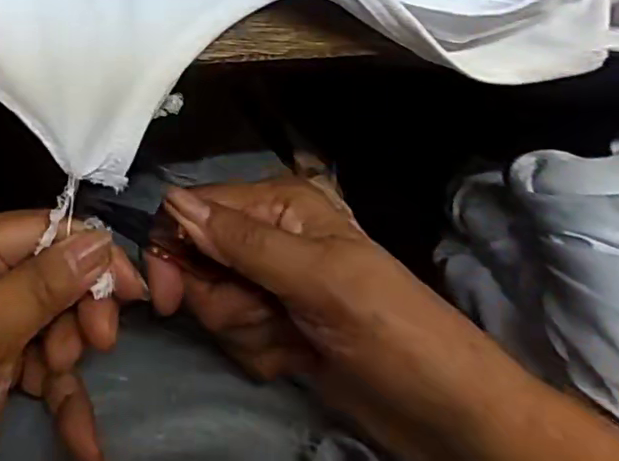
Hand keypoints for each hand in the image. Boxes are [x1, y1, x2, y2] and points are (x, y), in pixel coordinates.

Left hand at [0, 210, 145, 460]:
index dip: (90, 254)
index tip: (132, 289)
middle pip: (53, 274)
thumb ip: (44, 284)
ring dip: (66, 357)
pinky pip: (41, 359)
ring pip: (54, 319)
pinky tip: (81, 436)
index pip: (43, 229)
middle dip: (76, 313)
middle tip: (100, 342)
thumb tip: (99, 240)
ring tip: (57, 383)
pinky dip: (61, 394)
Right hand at [148, 176, 618, 460]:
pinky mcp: (276, 325)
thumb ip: (244, 242)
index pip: (195, 210)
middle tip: (269, 318)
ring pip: (214, 303)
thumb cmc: (393, 331)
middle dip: (225, 302)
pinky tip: (299, 360)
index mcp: (280, 204)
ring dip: (248, 332)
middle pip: (198, 262)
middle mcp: (269, 235)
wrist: (450, 416)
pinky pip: (236, 335)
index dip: (172, 250)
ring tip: (297, 342)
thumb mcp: (319, 280)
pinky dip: (260, 353)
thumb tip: (173, 202)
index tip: (167, 299)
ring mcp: (272, 283)